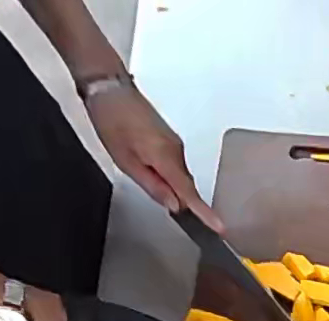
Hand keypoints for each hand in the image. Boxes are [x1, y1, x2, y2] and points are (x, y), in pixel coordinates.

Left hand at [85, 86, 221, 229]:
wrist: (108, 85)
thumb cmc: (111, 119)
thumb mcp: (125, 161)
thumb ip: (153, 187)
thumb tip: (175, 206)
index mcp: (165, 157)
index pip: (189, 193)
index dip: (204, 213)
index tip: (220, 227)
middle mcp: (176, 151)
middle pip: (186, 187)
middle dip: (177, 199)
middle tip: (155, 195)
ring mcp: (175, 144)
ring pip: (180, 176)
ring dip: (169, 185)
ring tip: (143, 172)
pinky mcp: (170, 139)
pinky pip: (176, 165)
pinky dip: (169, 174)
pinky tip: (149, 166)